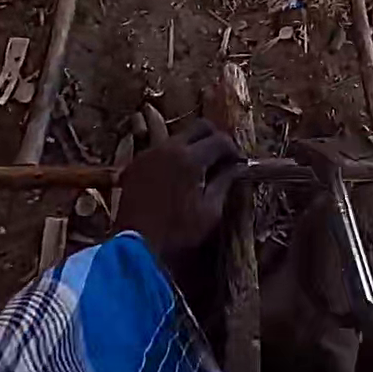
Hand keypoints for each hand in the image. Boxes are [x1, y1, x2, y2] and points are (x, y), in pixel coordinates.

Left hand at [113, 119, 243, 278]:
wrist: (135, 244)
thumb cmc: (177, 232)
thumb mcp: (210, 211)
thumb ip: (224, 182)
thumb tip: (236, 167)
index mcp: (190, 158)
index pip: (220, 139)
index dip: (233, 149)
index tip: (238, 163)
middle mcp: (170, 147)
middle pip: (200, 127)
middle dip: (215, 138)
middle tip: (222, 158)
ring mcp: (150, 152)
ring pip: (179, 136)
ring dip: (194, 145)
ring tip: (200, 168)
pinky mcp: (137, 161)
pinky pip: (161, 148)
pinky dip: (174, 155)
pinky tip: (177, 175)